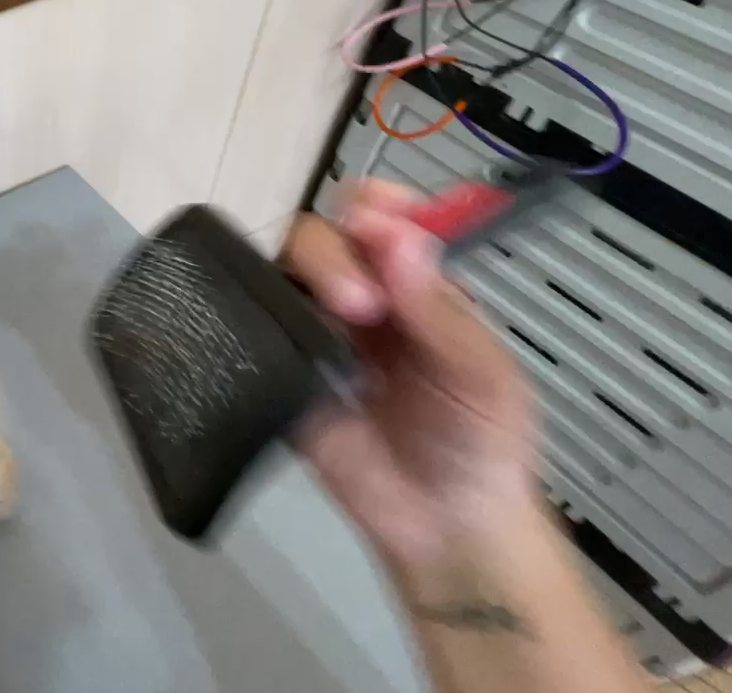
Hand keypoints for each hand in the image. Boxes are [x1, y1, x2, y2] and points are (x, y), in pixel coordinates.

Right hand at [284, 180, 535, 570]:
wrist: (438, 525)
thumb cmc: (479, 442)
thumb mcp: (482, 375)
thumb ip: (439, 310)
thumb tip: (398, 237)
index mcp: (410, 285)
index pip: (380, 220)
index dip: (373, 205)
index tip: (375, 214)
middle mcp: (354, 295)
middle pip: (319, 238)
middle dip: (335, 254)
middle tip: (362, 304)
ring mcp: (309, 328)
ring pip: (278, 271)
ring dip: (298, 276)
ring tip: (332, 317)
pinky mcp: (274, 363)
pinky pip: (249, 323)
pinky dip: (251, 311)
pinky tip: (270, 327)